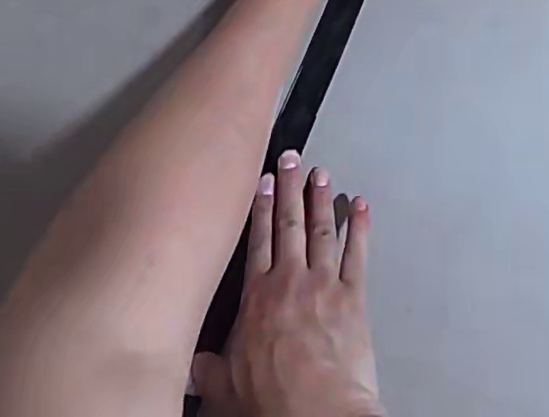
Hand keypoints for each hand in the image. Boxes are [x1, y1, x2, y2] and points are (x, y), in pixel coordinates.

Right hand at [193, 151, 382, 416]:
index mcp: (258, 294)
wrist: (317, 413)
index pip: (258, 239)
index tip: (263, 180)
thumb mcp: (226, 384)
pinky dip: (360, 228)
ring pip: (321, 231)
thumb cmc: (272, 399)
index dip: (261, 206)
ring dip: (321, 199)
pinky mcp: (353, 298)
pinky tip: (362, 206)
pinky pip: (358, 256)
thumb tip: (187, 365)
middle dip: (290, 187)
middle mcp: (289, 279)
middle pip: (289, 223)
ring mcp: (323, 284)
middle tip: (292, 158)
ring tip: (320, 173)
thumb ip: (207, 366)